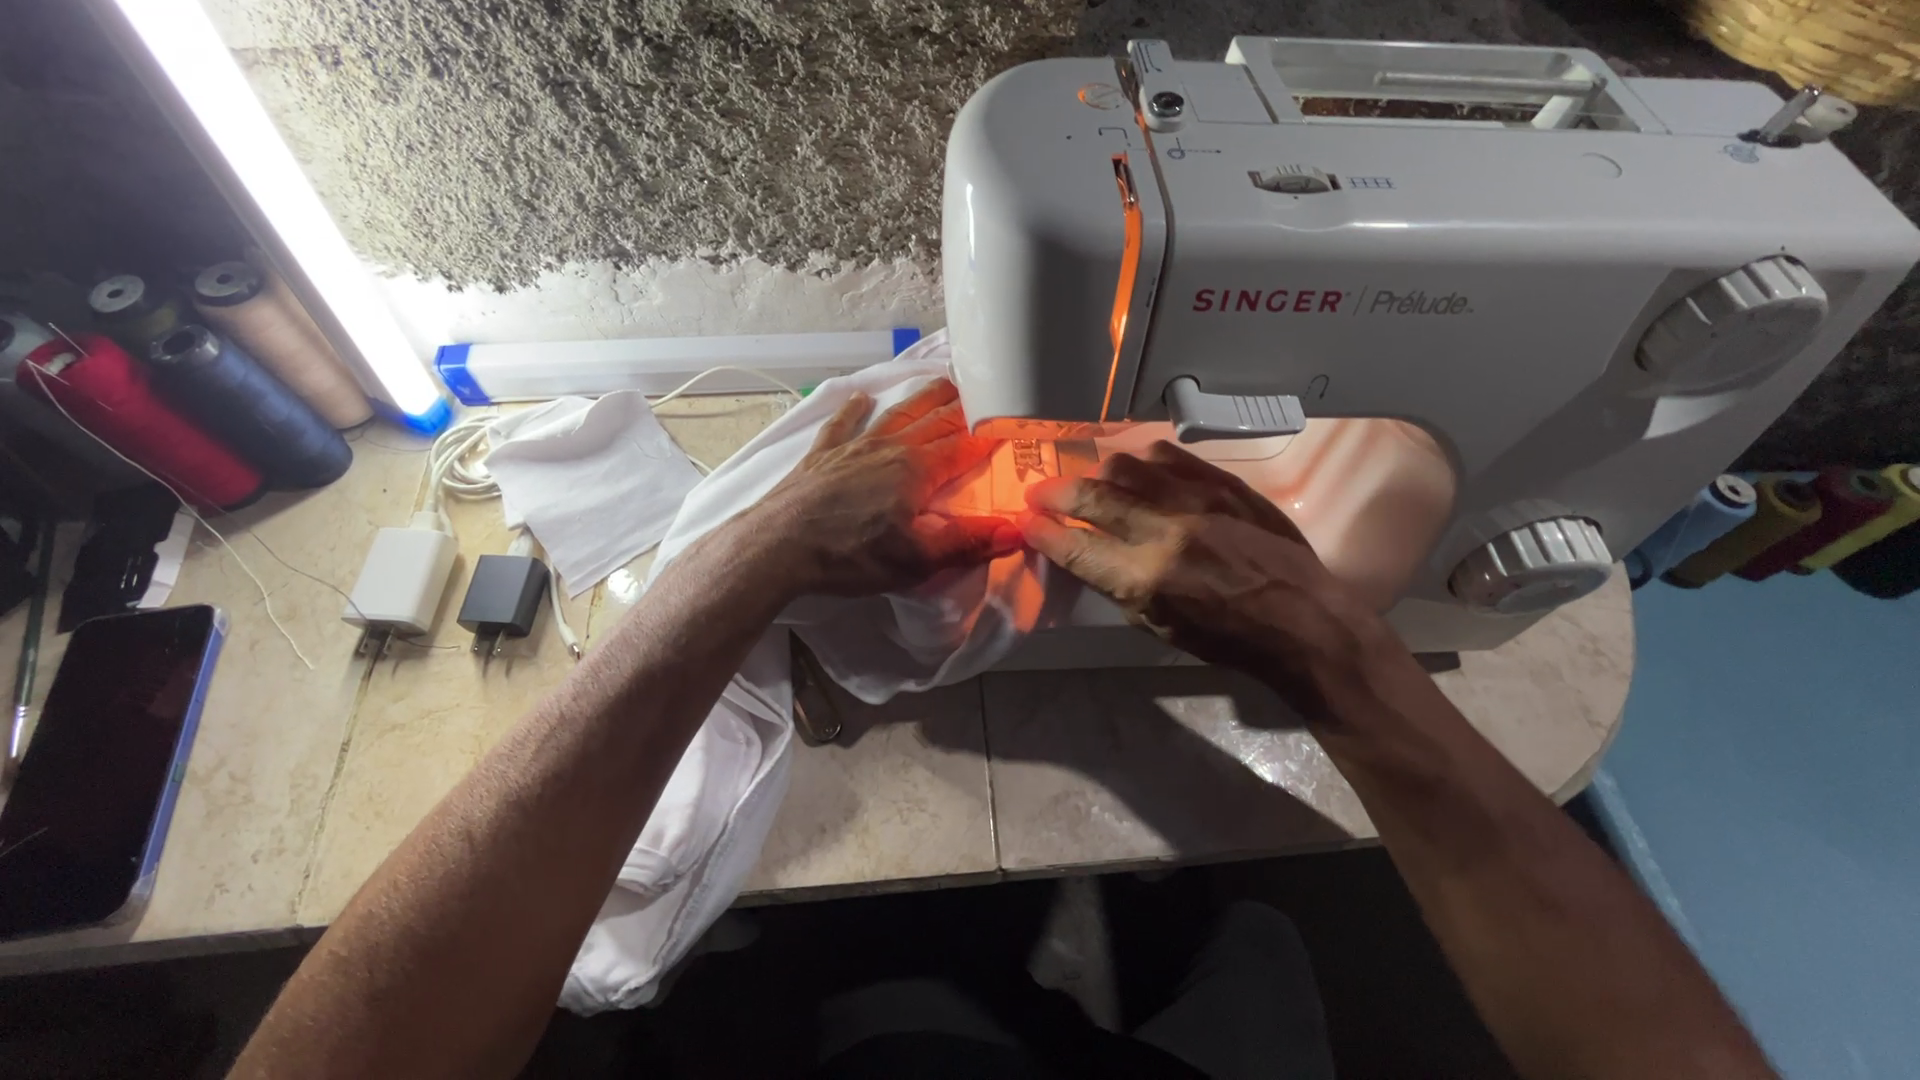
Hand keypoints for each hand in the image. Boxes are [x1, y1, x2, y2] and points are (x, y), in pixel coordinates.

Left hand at [750, 378, 1021, 597]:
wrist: (779, 546)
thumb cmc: (851, 556)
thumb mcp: (917, 560)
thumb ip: (968, 543)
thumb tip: (1017, 530)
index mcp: (918, 471)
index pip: (963, 448)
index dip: (987, 438)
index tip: (1008, 427)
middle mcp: (890, 448)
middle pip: (934, 421)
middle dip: (962, 408)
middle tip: (983, 393)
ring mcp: (854, 446)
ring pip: (896, 414)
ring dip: (921, 399)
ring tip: (941, 383)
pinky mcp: (822, 453)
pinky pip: (842, 423)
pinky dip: (853, 409)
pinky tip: (860, 397)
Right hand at [1022, 441, 1399, 717]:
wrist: (1301, 618)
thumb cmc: (1226, 637)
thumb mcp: (1158, 627)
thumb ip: (1116, 585)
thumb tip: (1085, 554)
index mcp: (1145, 579)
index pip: (1074, 547)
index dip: (1042, 533)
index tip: (1025, 523)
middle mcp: (1164, 532)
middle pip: (1091, 498)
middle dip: (1055, 494)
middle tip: (1040, 494)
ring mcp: (1195, 501)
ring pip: (1126, 466)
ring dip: (1097, 474)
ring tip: (1092, 483)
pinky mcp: (1222, 483)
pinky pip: (1168, 456)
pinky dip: (1143, 461)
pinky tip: (1139, 470)